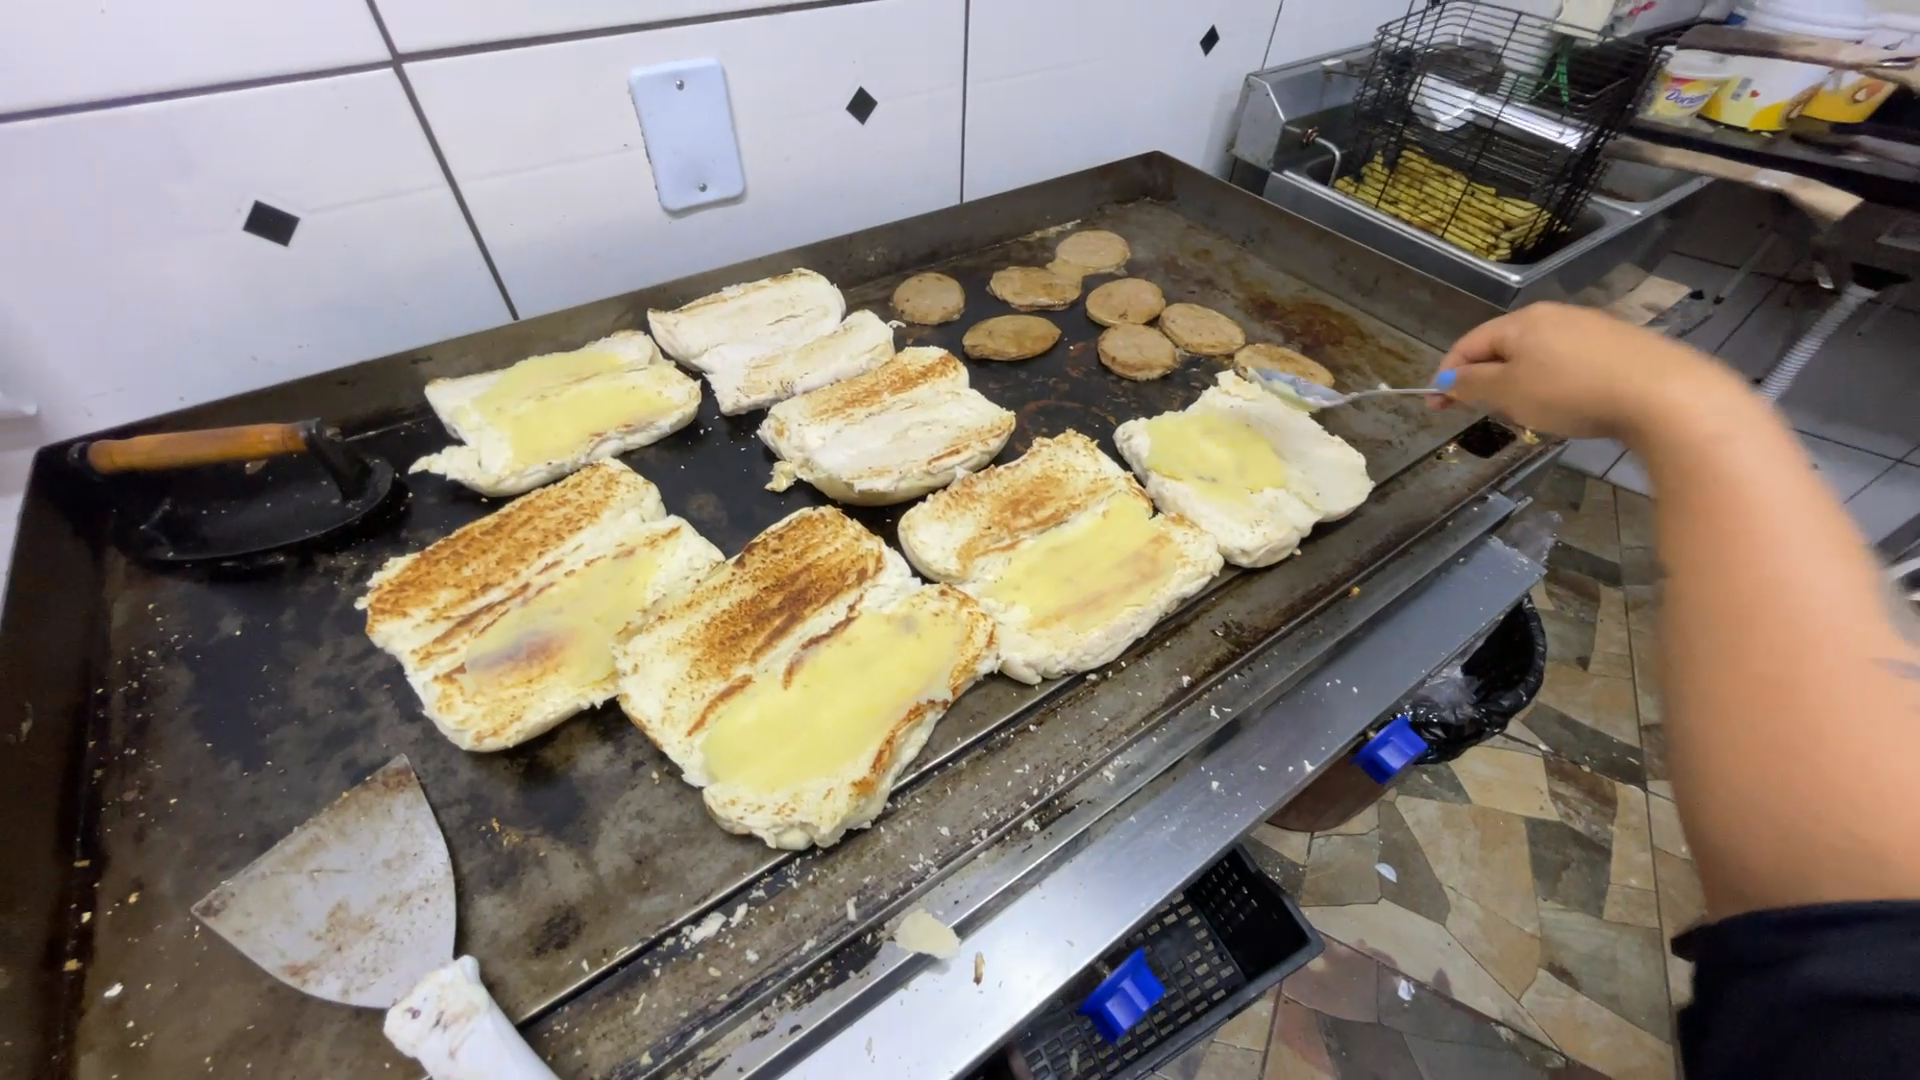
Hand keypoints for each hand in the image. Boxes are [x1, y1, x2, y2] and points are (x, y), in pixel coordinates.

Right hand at [1429, 302, 1731, 440]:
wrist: (1664, 395)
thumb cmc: (1569, 392)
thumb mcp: (1506, 393)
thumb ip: (1470, 385)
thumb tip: (1450, 380)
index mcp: (1521, 321)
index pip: (1467, 345)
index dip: (1446, 376)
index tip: (1435, 407)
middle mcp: (1555, 315)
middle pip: (1502, 348)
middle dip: (1483, 379)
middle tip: (1476, 411)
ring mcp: (1591, 328)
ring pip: (1535, 356)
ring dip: (1516, 383)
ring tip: (1521, 413)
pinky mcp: (1620, 346)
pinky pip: (1568, 363)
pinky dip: (1551, 384)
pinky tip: (1563, 405)